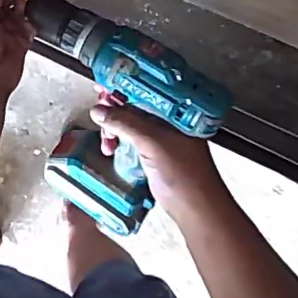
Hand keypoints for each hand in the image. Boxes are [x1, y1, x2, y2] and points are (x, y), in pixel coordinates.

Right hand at [89, 97, 225, 213]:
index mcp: (178, 111)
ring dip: (114, 128)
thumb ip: (126, 123)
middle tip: (99, 114)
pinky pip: (132, 139)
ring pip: (132, 123)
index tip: (104, 84)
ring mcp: (164, 138)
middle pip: (137, 104)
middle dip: (115, 109)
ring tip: (107, 142)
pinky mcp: (156, 154)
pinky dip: (119, 141)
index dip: (125, 84)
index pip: (148, 88)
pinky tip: (111, 149)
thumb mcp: (153, 144)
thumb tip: (99, 110)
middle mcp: (171, 120)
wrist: (198, 213)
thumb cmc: (186, 177)